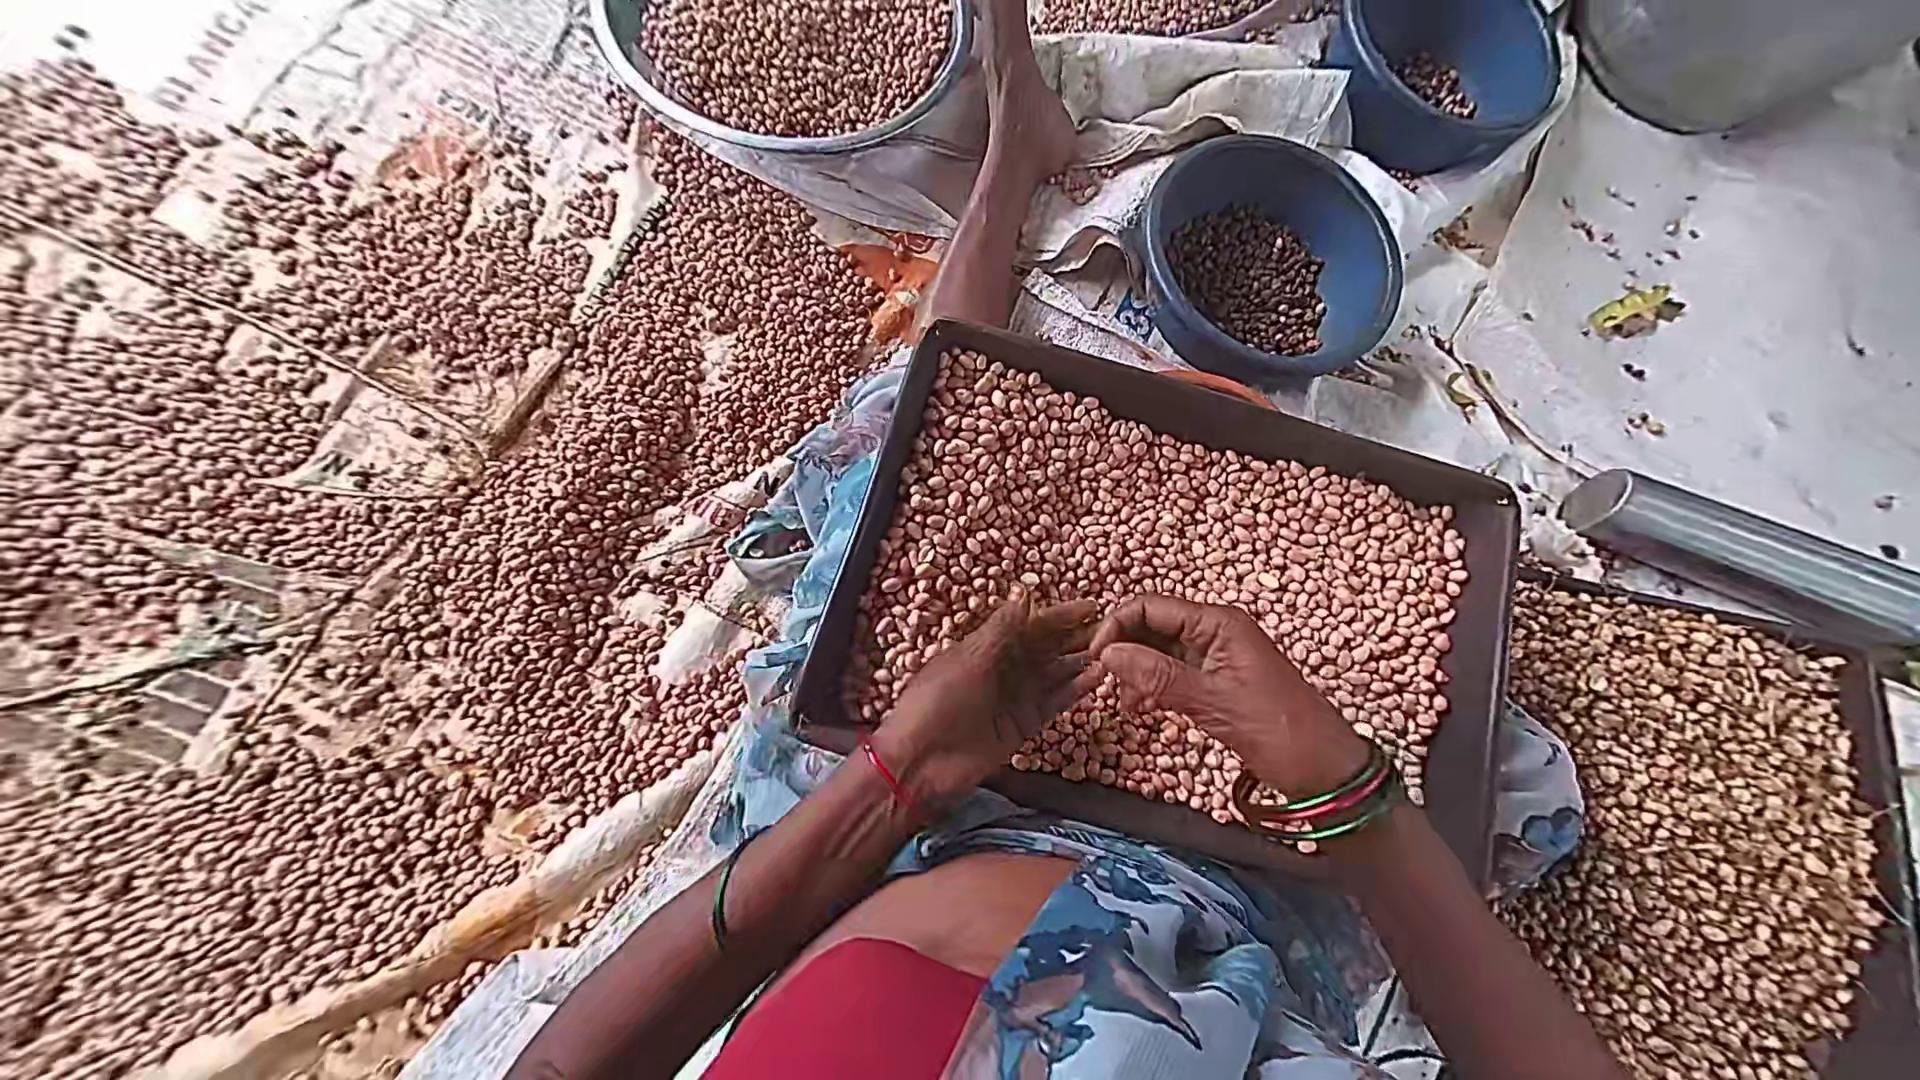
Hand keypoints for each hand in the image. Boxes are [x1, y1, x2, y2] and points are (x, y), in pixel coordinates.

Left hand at [873, 587, 1100, 811]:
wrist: (921, 762)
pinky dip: (1075, 690)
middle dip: (1077, 637)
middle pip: (1047, 647)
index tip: (1091, 606)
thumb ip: (1001, 630)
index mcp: (987, 646)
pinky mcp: (1024, 723)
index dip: (1060, 614)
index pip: (1030, 623)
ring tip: (1112, 654)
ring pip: (1055, 673)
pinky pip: (1054, 702)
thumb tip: (1024, 595)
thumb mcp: (968, 660)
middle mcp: (1005, 667)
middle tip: (1113, 631)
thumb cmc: (937, 702)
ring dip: (1081, 663)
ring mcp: (1015, 696)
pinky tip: (1096, 679)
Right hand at [1090, 595, 1369, 795]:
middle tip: (1105, 681)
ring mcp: (1212, 655)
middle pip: (1150, 625)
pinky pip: (1168, 671)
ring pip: (1155, 650)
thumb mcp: (1213, 702)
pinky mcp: (1212, 679)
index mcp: (1217, 623)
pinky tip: (1139, 706)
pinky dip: (1149, 685)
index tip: (1095, 657)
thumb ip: (1157, 675)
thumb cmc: (1280, 732)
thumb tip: (1107, 654)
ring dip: (1134, 670)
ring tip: (1125, 701)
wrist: (1327, 773)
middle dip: (1124, 649)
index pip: (1150, 607)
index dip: (1117, 626)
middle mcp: (1212, 631)